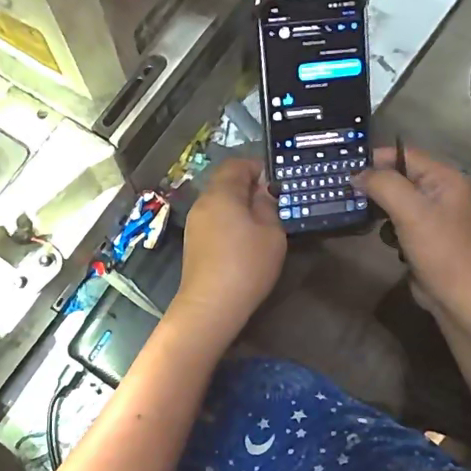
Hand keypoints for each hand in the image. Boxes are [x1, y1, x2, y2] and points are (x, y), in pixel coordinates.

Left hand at [171, 158, 285, 340]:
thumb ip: (268, 206)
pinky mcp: (194, 244)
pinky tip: (246, 242)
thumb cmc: (247, 264)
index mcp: (222, 193)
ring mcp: (195, 224)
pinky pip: (215, 221)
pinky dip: (231, 223)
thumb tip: (263, 191)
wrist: (212, 305)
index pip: (236, 165)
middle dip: (249, 188)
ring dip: (240, 207)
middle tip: (274, 203)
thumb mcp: (271, 233)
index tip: (276, 181)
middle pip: (226, 183)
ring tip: (263, 224)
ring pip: (220, 204)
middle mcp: (203, 203)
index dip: (257, 167)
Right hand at [352, 147, 470, 321]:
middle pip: (399, 177)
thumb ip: (383, 185)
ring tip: (356, 211)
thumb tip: (357, 174)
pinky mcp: (423, 239)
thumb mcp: (411, 211)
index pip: (405, 155)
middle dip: (374, 184)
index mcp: (444, 178)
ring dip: (378, 207)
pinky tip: (377, 235)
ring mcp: (432, 217)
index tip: (345, 168)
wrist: (461, 298)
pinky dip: (386, 227)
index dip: (376, 159)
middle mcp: (440, 193)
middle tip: (343, 190)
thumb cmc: (440, 250)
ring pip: (396, 202)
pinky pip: (398, 223)